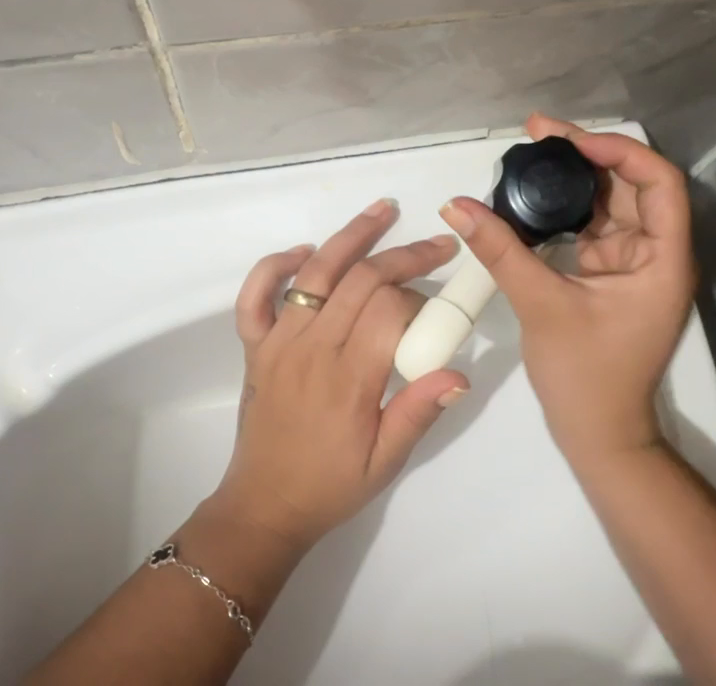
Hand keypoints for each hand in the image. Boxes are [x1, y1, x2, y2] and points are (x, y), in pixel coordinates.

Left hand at [209, 199, 470, 549]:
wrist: (264, 506)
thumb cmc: (331, 485)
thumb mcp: (386, 462)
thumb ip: (418, 413)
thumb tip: (460, 373)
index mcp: (349, 379)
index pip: (389, 310)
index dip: (420, 297)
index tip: (440, 304)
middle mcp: (312, 349)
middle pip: (360, 280)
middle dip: (404, 255)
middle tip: (438, 245)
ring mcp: (278, 343)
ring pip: (315, 274)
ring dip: (350, 236)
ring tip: (384, 209)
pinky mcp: (255, 346)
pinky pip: (256, 296)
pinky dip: (275, 267)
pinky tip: (303, 251)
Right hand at [439, 114, 696, 467]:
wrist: (598, 434)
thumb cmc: (585, 376)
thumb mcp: (541, 306)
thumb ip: (501, 250)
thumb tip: (456, 205)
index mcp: (664, 259)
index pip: (657, 182)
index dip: (617, 152)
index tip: (566, 140)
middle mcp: (657, 253)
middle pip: (631, 185)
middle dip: (586, 155)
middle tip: (536, 132)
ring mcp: (635, 264)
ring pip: (611, 203)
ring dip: (575, 178)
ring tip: (530, 153)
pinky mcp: (612, 274)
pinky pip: (594, 227)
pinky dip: (566, 209)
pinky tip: (534, 194)